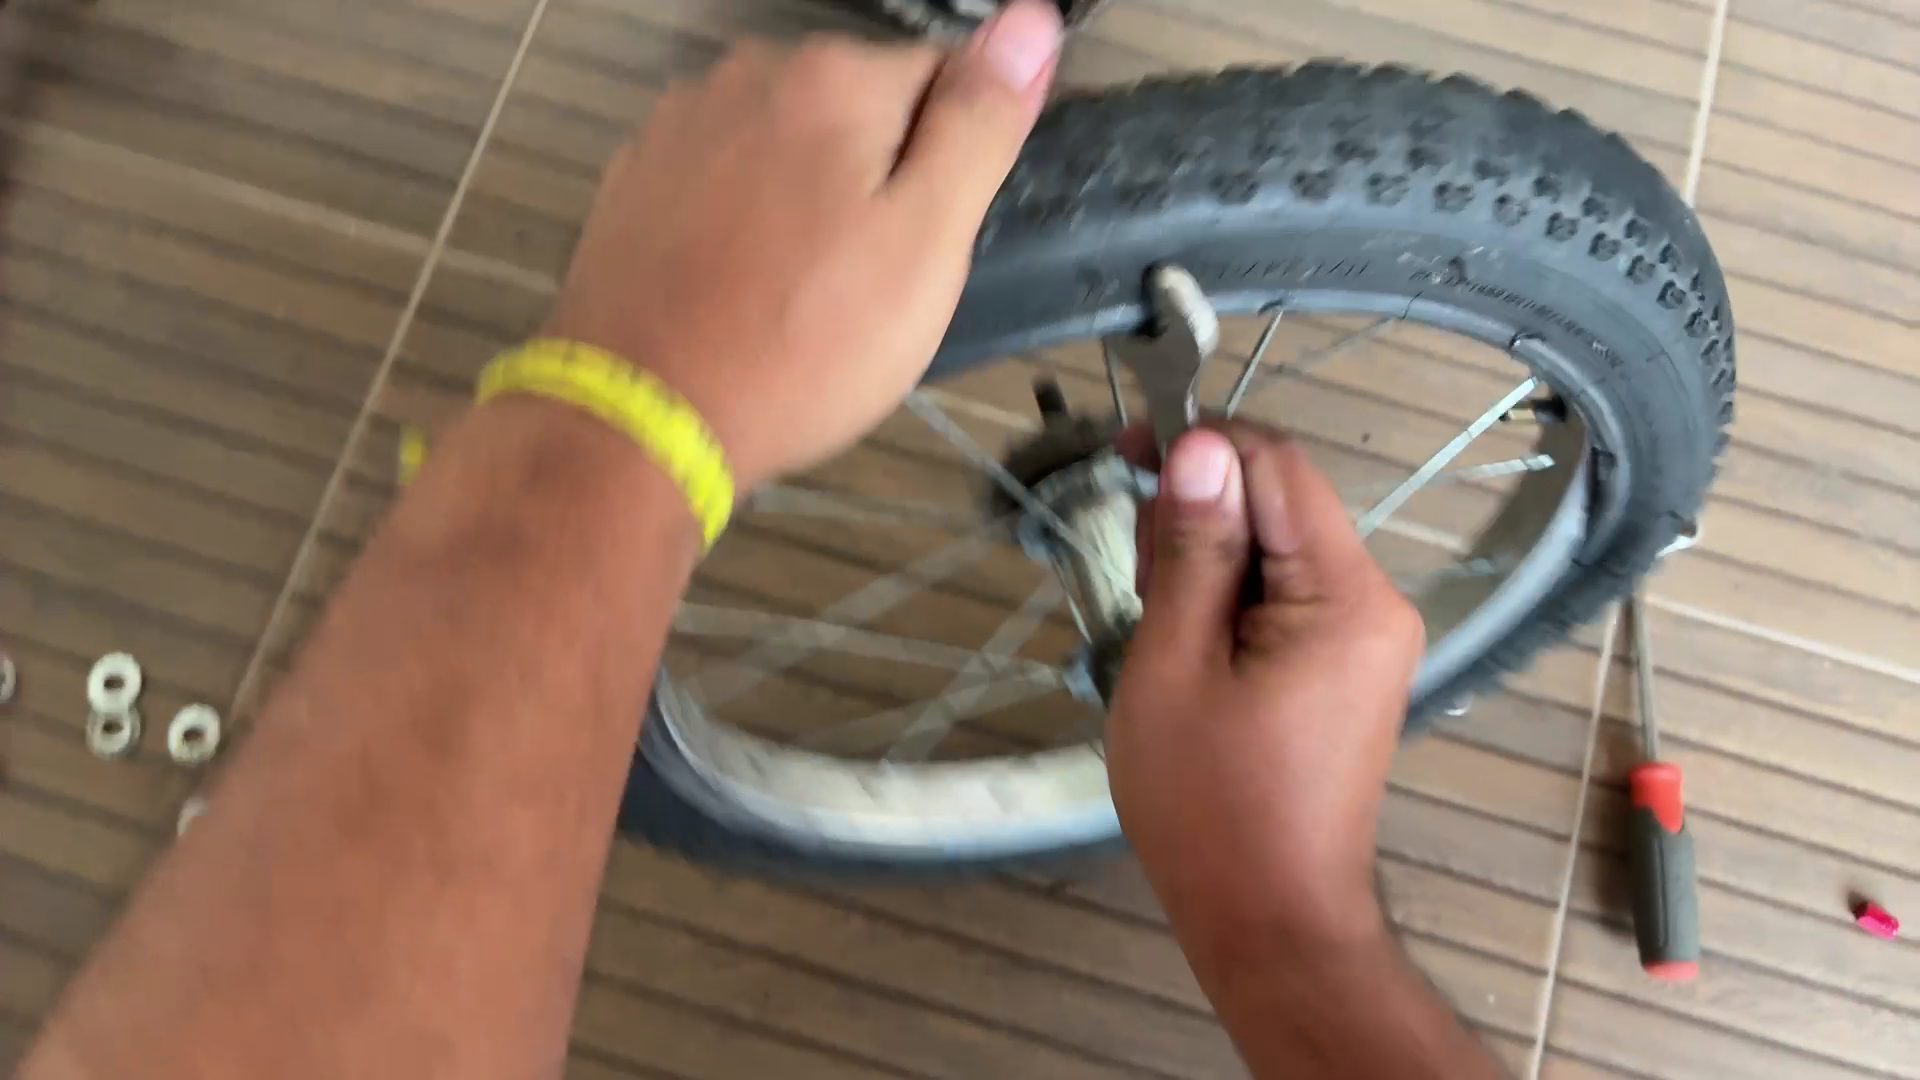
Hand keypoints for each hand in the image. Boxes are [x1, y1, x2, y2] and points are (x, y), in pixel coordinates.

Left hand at [542, 3, 1062, 491]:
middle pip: (860, 117)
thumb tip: (1031, 25)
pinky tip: (745, 290)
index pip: (942, 84)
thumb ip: (979, 128)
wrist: (650, 416)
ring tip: (805, 297)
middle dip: (881, 187)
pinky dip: (749, 226)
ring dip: (813, 206)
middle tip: (869, 287)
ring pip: (790, 153)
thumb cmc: (807, 343)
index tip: (924, 250)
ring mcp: (680, 126)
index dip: (950, 170)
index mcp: (834, 80)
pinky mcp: (638, 182)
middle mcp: (748, 75)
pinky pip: (727, 186)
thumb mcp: (925, 245)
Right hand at [1104, 426, 1424, 970]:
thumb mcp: (1174, 663)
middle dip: (1197, 517)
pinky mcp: (1341, 662)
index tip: (1127, 452)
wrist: (1267, 917)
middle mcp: (1373, 602)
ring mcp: (1363, 635)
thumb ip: (1191, 551)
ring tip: (1160, 630)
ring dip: (1203, 561)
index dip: (1201, 443)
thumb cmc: (1206, 800)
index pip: (1277, 466)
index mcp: (1345, 596)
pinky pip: (1278, 593)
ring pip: (1270, 547)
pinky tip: (1187, 644)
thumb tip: (1198, 449)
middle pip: (1276, 503)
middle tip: (1140, 584)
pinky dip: (1222, 597)